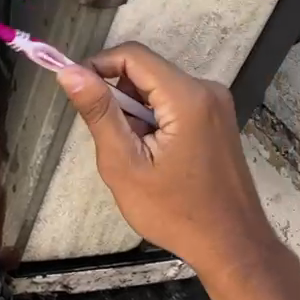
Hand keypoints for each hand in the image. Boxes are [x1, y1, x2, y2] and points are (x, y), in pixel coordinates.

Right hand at [54, 43, 285, 282]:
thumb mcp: (124, 164)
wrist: (231, 245)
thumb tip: (69, 71)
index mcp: (186, 97)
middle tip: (109, 140)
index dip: (96, 65)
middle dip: (116, 97)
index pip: (131, 55)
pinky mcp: (217, 119)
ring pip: (157, 88)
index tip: (75, 93)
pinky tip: (152, 156)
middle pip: (145, 70)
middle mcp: (207, 90)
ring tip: (133, 155)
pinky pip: (173, 103)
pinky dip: (152, 120)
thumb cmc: (174, 211)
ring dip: (133, 112)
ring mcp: (216, 105)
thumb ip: (98, 112)